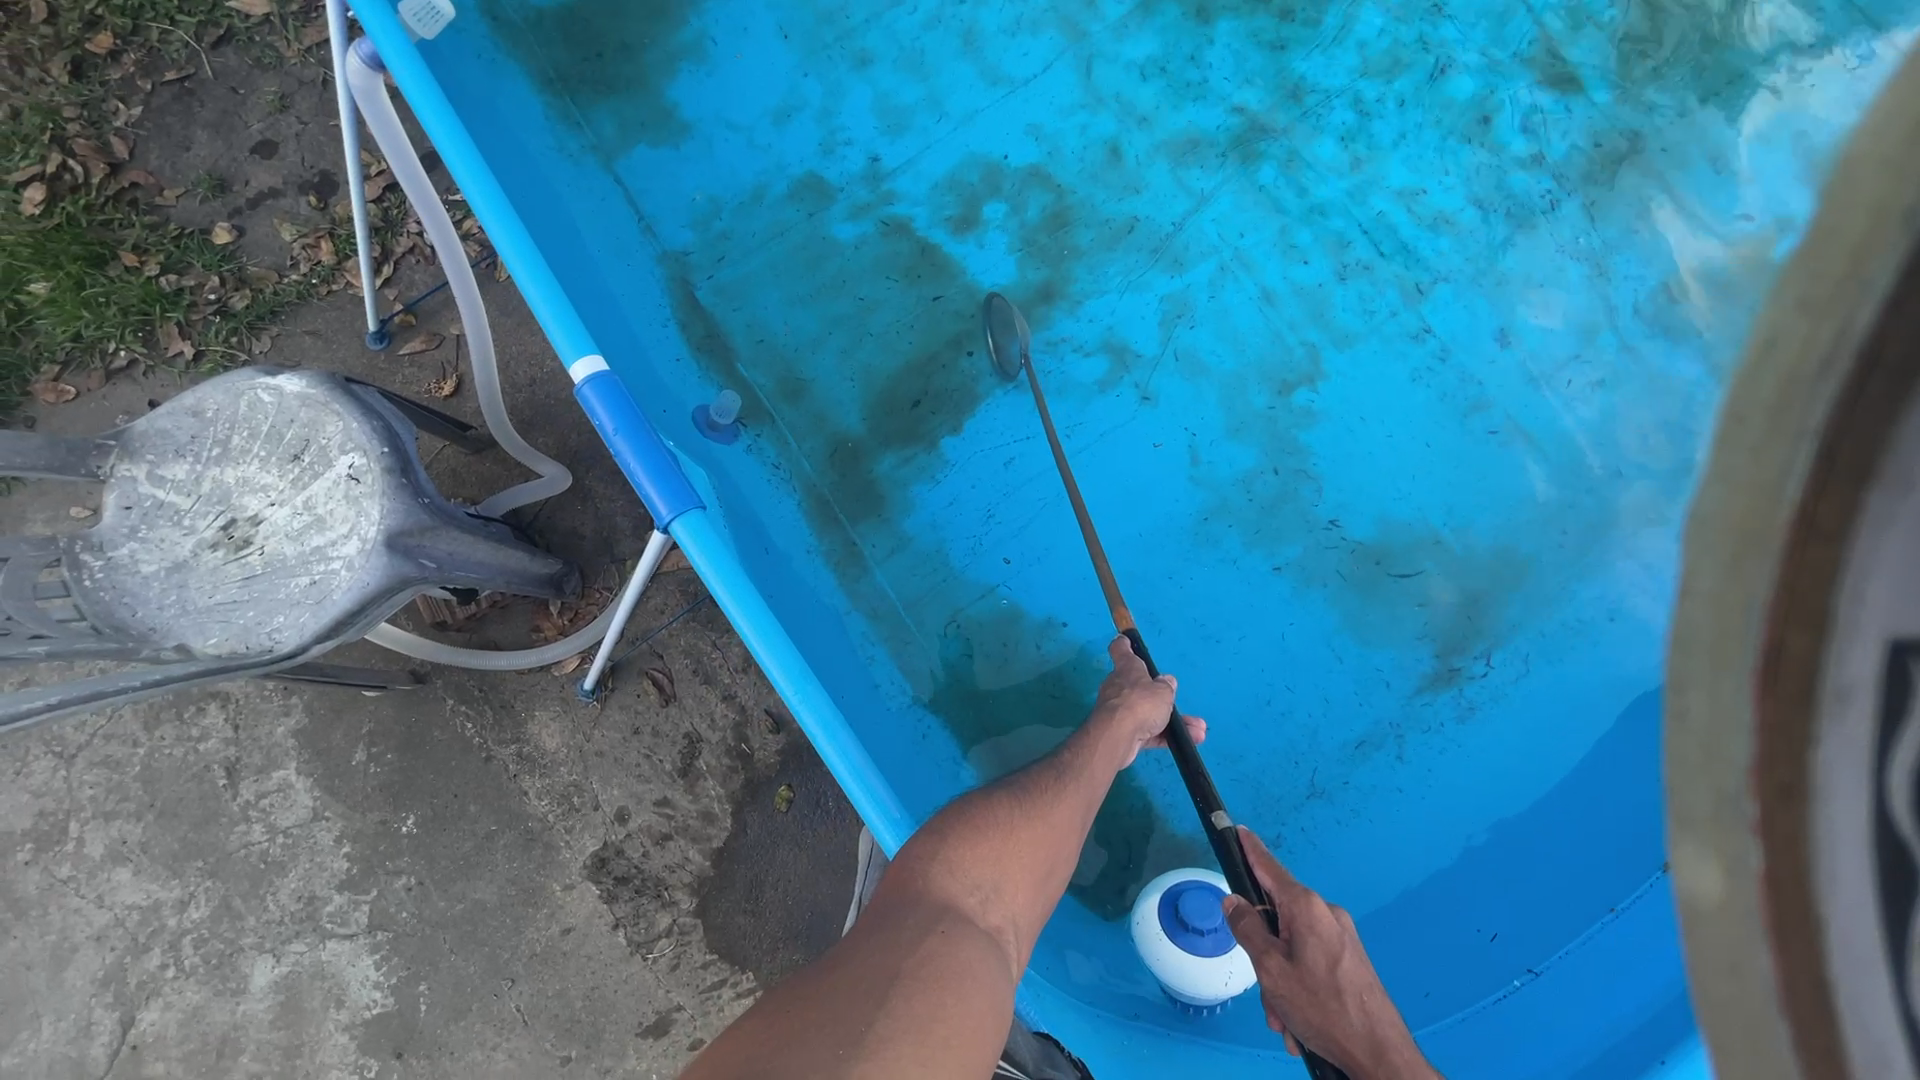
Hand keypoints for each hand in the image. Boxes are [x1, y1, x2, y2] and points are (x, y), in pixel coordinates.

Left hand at [1091, 636, 1204, 767]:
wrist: (1118, 737)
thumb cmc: (1141, 703)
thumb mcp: (1163, 692)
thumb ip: (1166, 687)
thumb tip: (1167, 681)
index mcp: (1127, 668)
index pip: (1121, 650)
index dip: (1124, 645)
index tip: (1125, 640)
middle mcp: (1119, 686)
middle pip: (1139, 687)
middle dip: (1160, 698)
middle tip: (1178, 705)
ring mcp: (1118, 711)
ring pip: (1147, 713)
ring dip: (1172, 722)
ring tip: (1198, 730)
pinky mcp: (1121, 732)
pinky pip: (1146, 732)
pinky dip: (1164, 736)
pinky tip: (1186, 742)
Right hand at [1222, 828, 1437, 1079]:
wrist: (1381, 1055)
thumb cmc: (1322, 1007)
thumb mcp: (1271, 969)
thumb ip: (1247, 929)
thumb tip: (1234, 901)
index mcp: (1306, 908)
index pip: (1270, 868)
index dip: (1250, 850)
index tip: (1238, 830)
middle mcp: (1326, 913)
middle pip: (1277, 918)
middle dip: (1264, 955)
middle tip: (1266, 992)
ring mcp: (1342, 936)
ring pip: (1292, 946)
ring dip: (1281, 980)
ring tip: (1285, 1019)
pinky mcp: (1351, 959)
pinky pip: (1311, 961)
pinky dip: (1300, 986)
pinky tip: (1301, 1022)